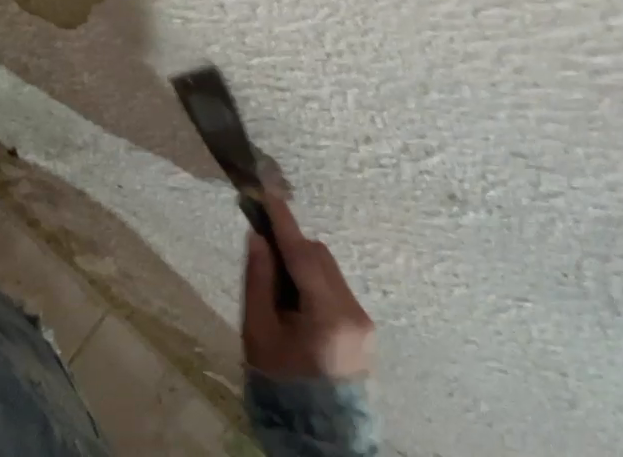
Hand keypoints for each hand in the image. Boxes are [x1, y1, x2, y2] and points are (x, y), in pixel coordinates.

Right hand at [242, 195, 373, 380]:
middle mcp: (354, 312)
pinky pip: (334, 288)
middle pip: (320, 258)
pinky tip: (293, 301)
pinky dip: (312, 282)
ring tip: (275, 286)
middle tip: (261, 247)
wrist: (317, 431)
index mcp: (328, 315)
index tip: (267, 192)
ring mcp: (364, 321)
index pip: (303, 255)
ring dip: (301, 264)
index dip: (283, 222)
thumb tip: (258, 237)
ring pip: (328, 270)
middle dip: (290, 244)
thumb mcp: (258, 330)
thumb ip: (258, 280)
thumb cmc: (279, 380)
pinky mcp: (364, 327)